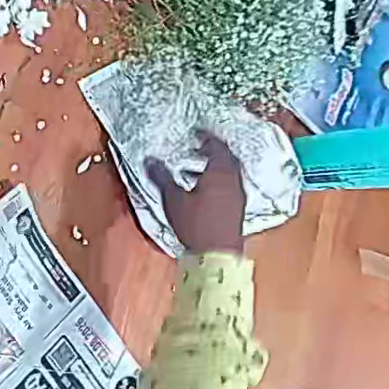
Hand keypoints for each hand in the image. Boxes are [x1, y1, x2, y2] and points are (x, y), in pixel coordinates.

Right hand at [145, 133, 245, 254]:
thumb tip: (150, 160)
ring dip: (219, 165)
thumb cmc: (195, 224)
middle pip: (228, 158)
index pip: (217, 147)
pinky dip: (222, 179)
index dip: (207, 137)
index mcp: (219, 173)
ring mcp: (238, 195)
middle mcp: (233, 181)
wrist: (217, 255)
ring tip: (201, 167)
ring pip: (231, 172)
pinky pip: (232, 185)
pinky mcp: (239, 208)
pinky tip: (209, 188)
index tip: (198, 133)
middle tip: (201, 147)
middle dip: (215, 150)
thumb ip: (162, 177)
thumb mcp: (173, 199)